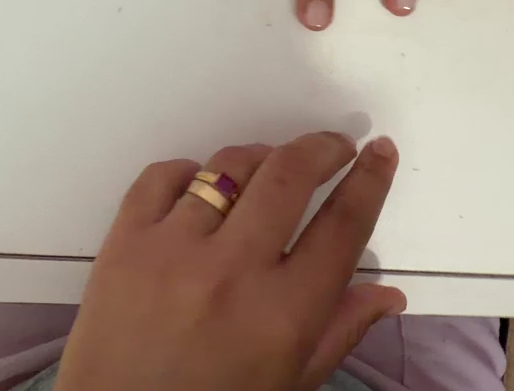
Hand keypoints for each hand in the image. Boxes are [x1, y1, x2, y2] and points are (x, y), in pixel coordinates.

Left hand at [57, 133, 403, 390]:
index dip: (370, 179)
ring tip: (269, 168)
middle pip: (289, 174)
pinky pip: (163, 174)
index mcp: (282, 317)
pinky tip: (199, 188)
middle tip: (335, 146)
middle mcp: (232, 272)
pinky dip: (188, 171)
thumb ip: (338, 333)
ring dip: (260, 156)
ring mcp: (173, 250)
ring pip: (230, 165)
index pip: (343, 227)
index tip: (380, 150)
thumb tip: (388, 293)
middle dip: (322, 148)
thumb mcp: (287, 385)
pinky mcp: (125, 240)